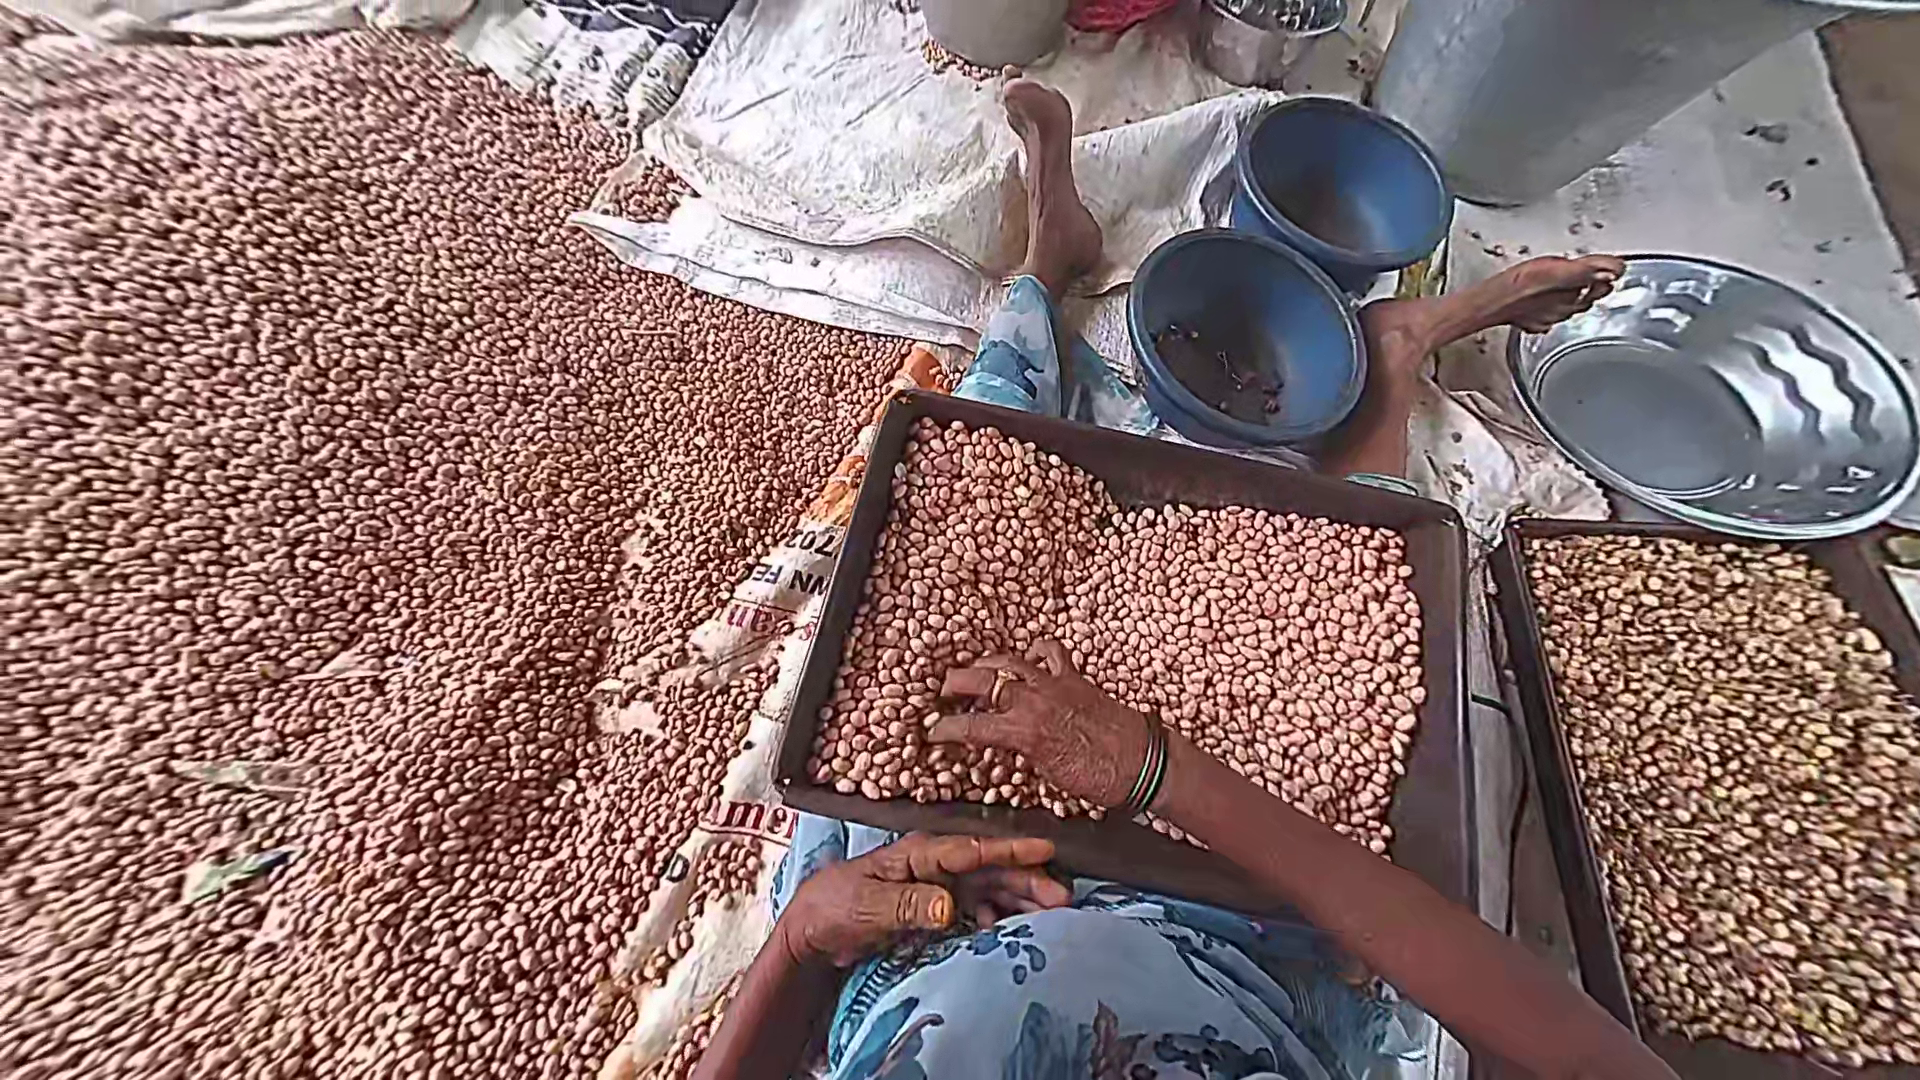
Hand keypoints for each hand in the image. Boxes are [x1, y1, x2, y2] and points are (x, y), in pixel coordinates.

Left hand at [778, 833, 1069, 967]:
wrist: (817, 925)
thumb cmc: (838, 904)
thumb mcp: (868, 905)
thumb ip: (908, 903)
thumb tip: (949, 905)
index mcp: (921, 852)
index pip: (974, 849)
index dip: (1011, 850)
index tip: (1047, 849)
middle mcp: (936, 864)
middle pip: (990, 869)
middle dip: (1027, 879)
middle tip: (1063, 897)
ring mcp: (937, 885)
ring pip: (989, 888)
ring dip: (1018, 899)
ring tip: (1050, 915)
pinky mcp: (935, 907)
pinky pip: (976, 909)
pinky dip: (996, 918)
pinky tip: (1009, 931)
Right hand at [930, 640, 1153, 808]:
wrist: (1142, 761)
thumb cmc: (1098, 777)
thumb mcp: (1049, 773)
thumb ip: (1022, 750)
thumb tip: (1003, 742)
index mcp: (1023, 731)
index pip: (971, 726)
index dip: (945, 729)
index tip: (932, 732)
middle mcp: (1032, 700)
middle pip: (981, 681)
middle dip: (955, 683)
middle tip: (943, 691)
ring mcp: (1052, 683)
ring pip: (1009, 661)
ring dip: (987, 664)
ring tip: (975, 669)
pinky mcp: (1072, 676)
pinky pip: (1048, 652)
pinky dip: (1034, 651)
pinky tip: (1027, 657)